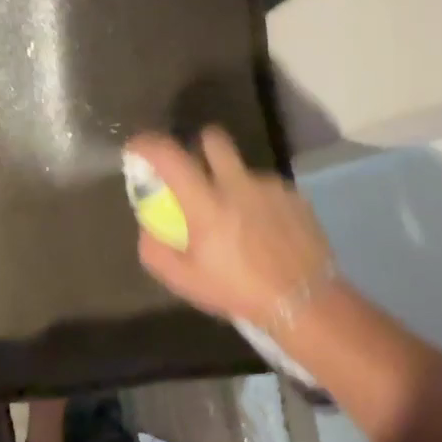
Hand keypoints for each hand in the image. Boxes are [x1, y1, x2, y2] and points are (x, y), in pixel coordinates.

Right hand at [125, 128, 335, 325]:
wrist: (304, 301)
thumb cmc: (237, 290)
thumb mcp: (182, 279)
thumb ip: (155, 248)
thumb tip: (149, 227)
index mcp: (206, 204)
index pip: (171, 157)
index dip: (148, 145)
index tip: (137, 148)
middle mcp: (239, 185)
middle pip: (213, 140)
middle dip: (197, 145)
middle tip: (192, 170)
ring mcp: (271, 188)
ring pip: (241, 170)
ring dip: (230, 184)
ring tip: (234, 221)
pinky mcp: (295, 197)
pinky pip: (265, 190)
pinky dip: (255, 202)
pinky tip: (260, 232)